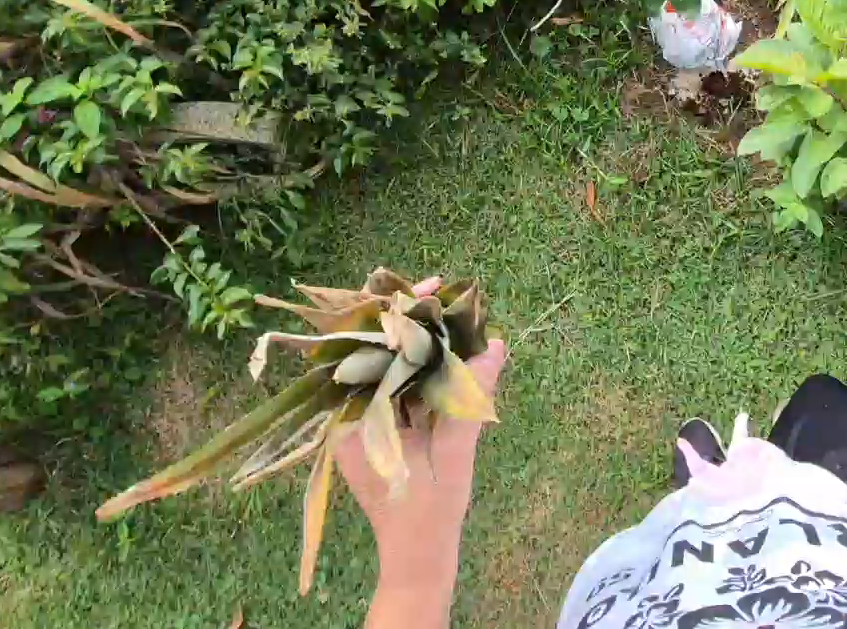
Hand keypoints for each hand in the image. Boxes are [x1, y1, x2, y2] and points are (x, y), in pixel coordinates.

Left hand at [336, 277, 508, 628]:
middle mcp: (350, 413)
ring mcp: (365, 418)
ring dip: (419, 333)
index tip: (432, 288)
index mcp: (353, 420)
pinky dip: (424, 359)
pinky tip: (452, 346)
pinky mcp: (382, 423)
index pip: (367, 346)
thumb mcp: (454, 453)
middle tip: (449, 292)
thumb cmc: (428, 513)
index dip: (396, 309)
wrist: (419, 557)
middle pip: (375, 345)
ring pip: (388, 359)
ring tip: (454, 310)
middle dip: (411, 315)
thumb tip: (495, 344)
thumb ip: (469, 398)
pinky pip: (399, 377)